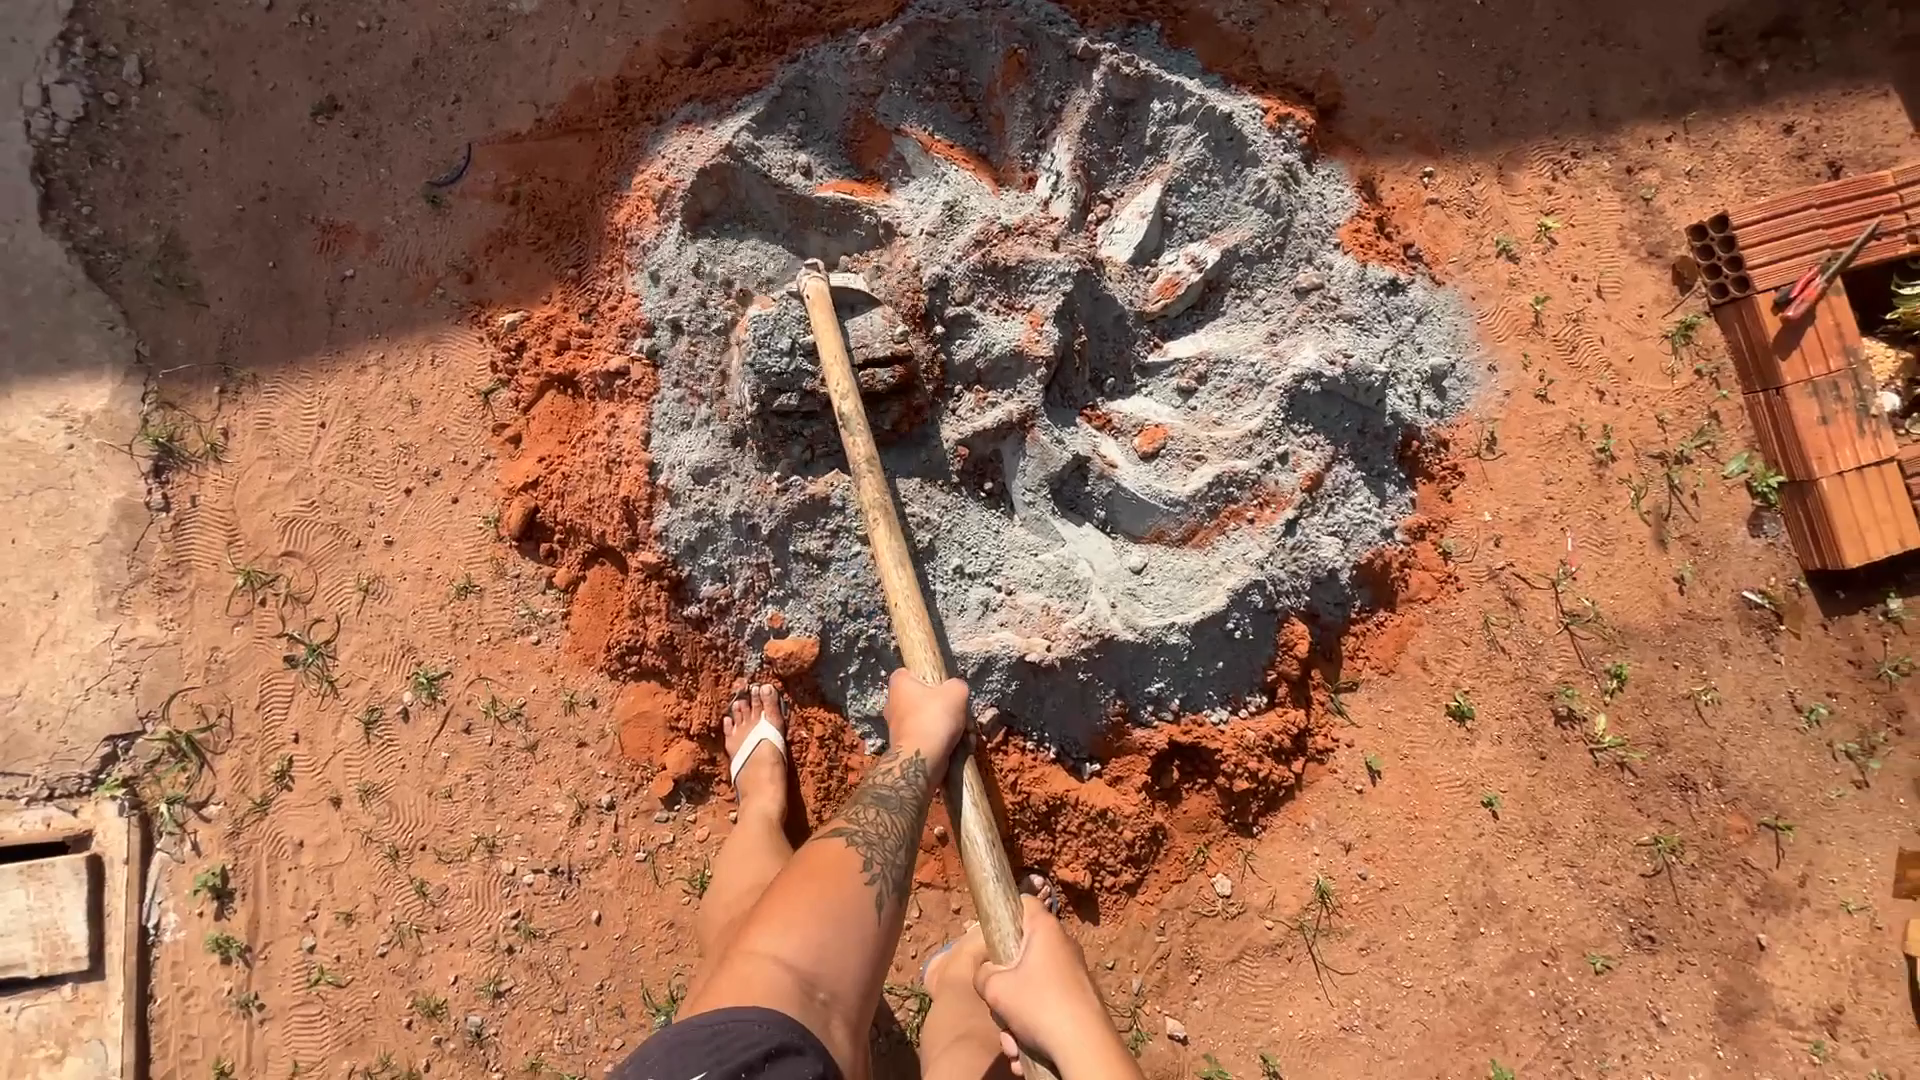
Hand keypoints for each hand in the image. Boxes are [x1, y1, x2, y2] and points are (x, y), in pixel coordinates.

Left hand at [881, 668, 968, 761]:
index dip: (927, 677)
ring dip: (945, 726)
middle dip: (942, 706)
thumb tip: (956, 691)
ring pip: (927, 720)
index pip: (909, 672)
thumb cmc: (934, 718)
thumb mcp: (956, 692)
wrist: (921, 760)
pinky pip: (926, 737)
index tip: (942, 686)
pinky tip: (956, 745)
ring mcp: (897, 726)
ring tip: (962, 732)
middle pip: (922, 698)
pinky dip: (940, 741)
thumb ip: (958, 685)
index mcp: (898, 684)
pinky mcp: (905, 745)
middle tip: (957, 712)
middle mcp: (892, 704)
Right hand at [974, 896, 1127, 1075]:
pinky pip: (1048, 1004)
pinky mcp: (1081, 997)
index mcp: (1045, 928)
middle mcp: (1063, 943)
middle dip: (1006, 986)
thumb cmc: (1040, 1006)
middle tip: (1000, 1007)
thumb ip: (982, 974)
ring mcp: (1074, 971)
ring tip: (1013, 1043)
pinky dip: (1035, 1026)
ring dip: (1017, 1016)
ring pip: (1033, 985)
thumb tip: (986, 975)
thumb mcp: (996, 989)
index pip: (1024, 901)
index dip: (1005, 911)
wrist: (1086, 1048)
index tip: (992, 934)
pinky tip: (1026, 1053)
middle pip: (1023, 953)